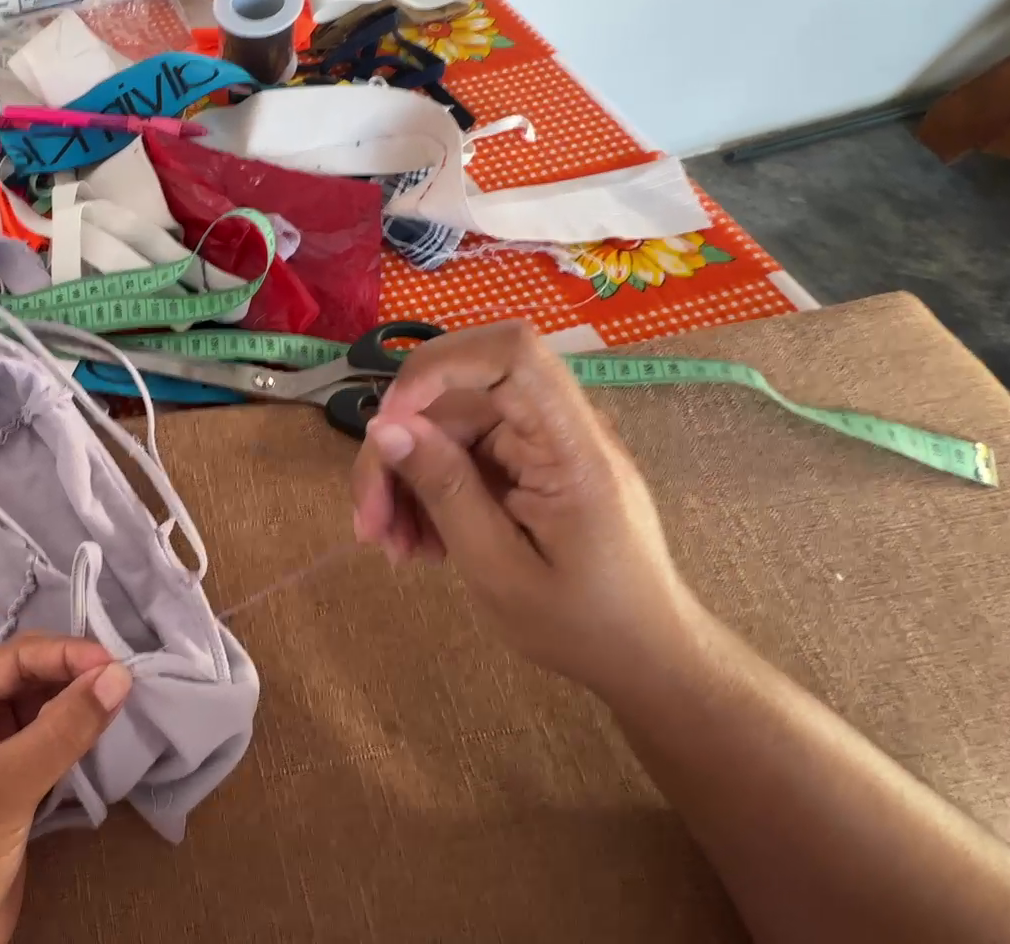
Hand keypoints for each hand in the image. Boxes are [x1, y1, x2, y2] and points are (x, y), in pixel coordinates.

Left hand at [0, 634, 132, 943]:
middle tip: (125, 682)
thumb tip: (121, 675)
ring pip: (38, 707)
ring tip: (120, 701)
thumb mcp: (10, 782)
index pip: (14, 656)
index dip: (66, 654)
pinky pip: (42, 739)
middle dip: (72, 676)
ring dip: (74, 703)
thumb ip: (66, 726)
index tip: (119, 663)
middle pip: (26, 676)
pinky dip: (70, 734)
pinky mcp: (3, 779)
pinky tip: (99, 729)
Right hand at [349, 321, 707, 693]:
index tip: (389, 427)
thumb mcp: (499, 569)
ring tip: (393, 546)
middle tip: (369, 524)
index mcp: (570, 447)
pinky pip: (453, 457)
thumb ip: (445, 491)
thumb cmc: (582, 624)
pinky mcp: (519, 465)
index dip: (437, 367)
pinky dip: (423, 495)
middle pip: (451, 400)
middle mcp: (553, 429)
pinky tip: (417, 543)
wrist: (640, 656)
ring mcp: (534, 445)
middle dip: (394, 453)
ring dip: (401, 482)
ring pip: (440, 429)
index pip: (510, 353)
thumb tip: (385, 427)